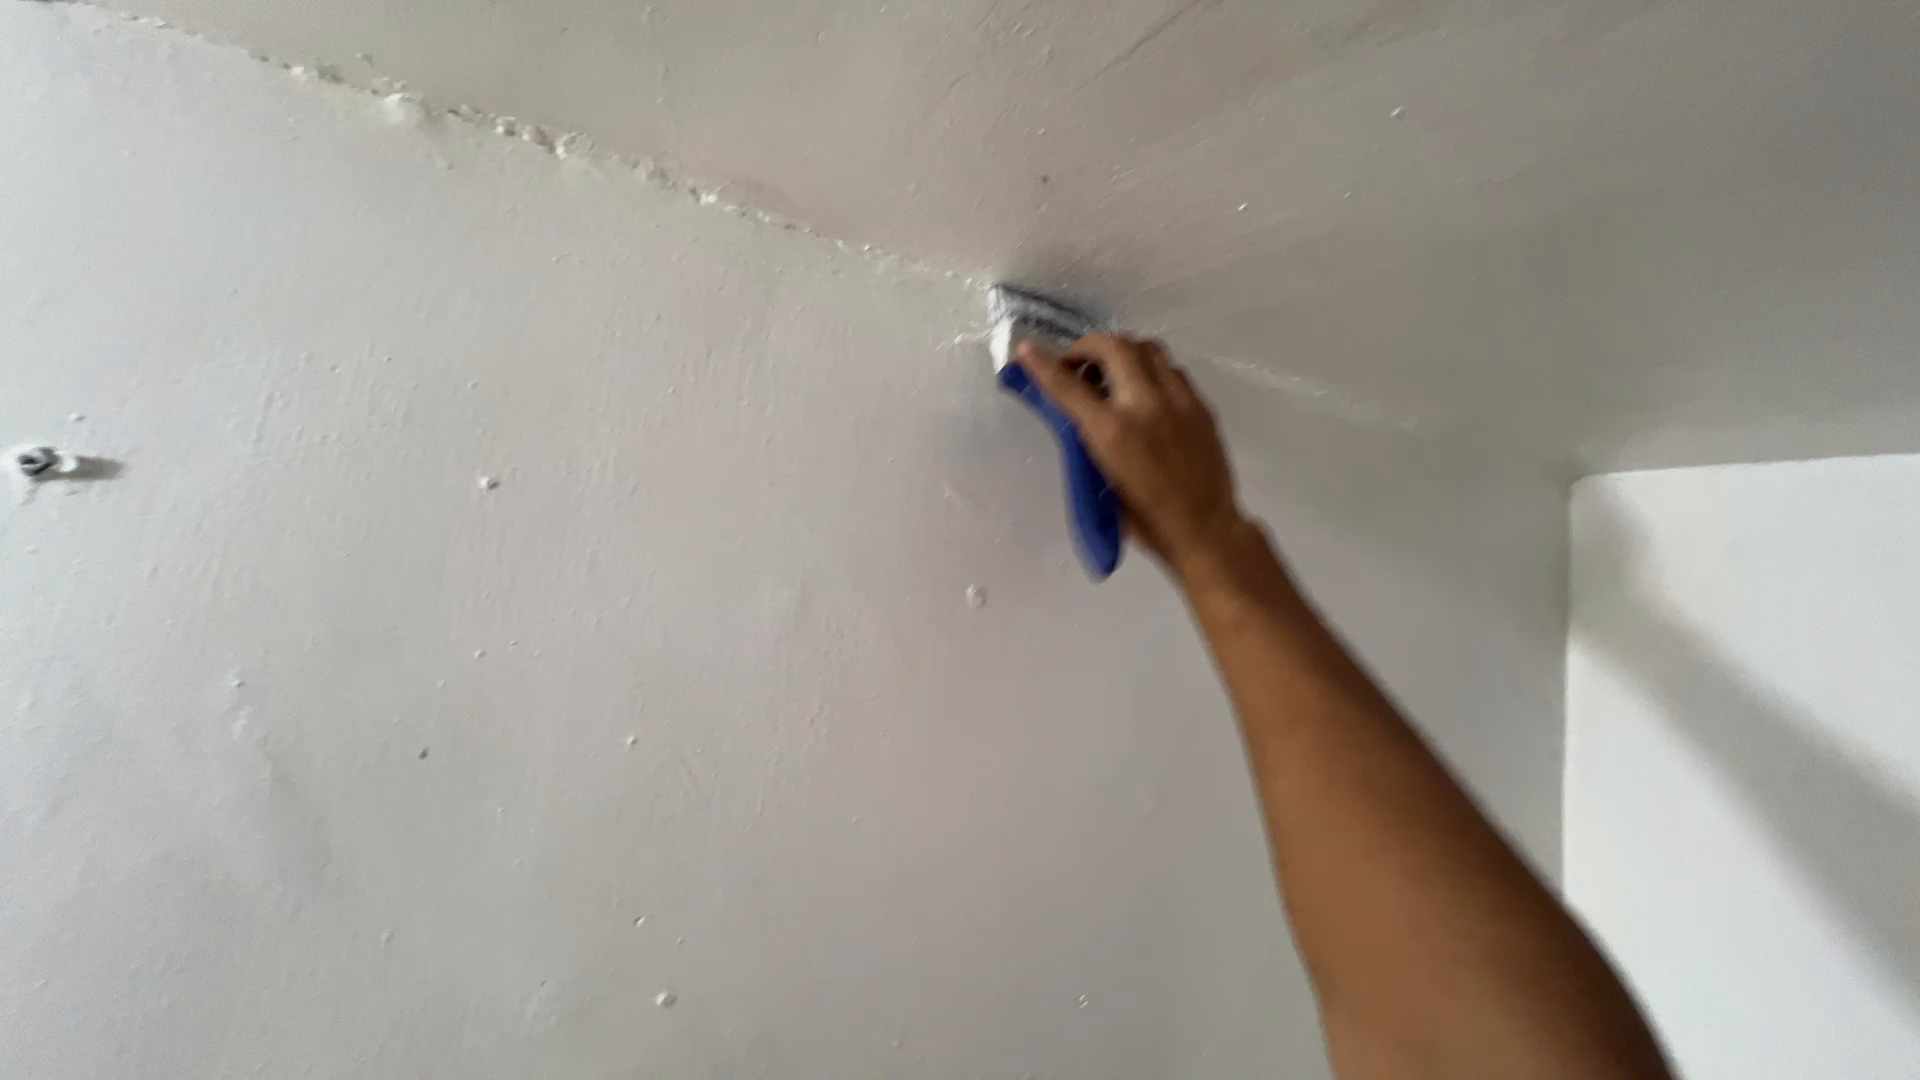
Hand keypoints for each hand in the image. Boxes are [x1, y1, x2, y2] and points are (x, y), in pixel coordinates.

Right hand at [1015, 335, 1248, 572]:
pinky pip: (1171, 370)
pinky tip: (1145, 392)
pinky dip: (1150, 370)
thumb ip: (1089, 439)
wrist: (1204, 530)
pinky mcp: (1200, 406)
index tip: (1026, 349)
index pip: (1068, 387)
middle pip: (1113, 347)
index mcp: (1113, 432)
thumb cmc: (1145, 519)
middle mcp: (1145, 406)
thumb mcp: (1102, 480)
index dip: (1043, 365)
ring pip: (1147, 348)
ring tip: (1113, 373)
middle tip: (1078, 365)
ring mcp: (1178, 402)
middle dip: (1087, 347)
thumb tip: (1078, 413)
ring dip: (1122, 352)